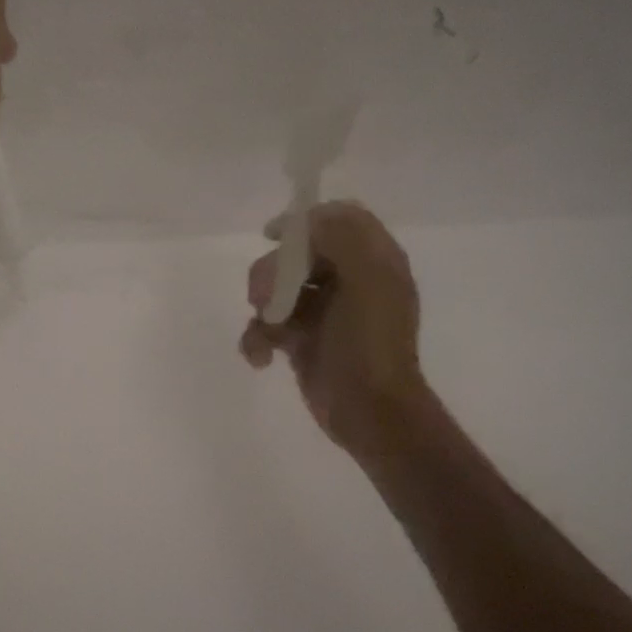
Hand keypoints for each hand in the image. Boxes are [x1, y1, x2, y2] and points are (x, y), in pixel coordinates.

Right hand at [240, 201, 426, 444]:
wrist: (369, 411)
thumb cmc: (371, 344)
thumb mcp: (368, 279)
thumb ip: (342, 238)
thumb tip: (305, 222)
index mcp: (373, 260)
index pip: (337, 220)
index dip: (304, 222)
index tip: (274, 236)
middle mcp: (349, 280)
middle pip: (297, 254)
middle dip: (273, 271)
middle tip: (264, 297)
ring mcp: (323, 312)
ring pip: (276, 289)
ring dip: (262, 309)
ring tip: (267, 333)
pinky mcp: (301, 341)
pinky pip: (267, 326)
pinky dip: (258, 339)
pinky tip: (262, 357)